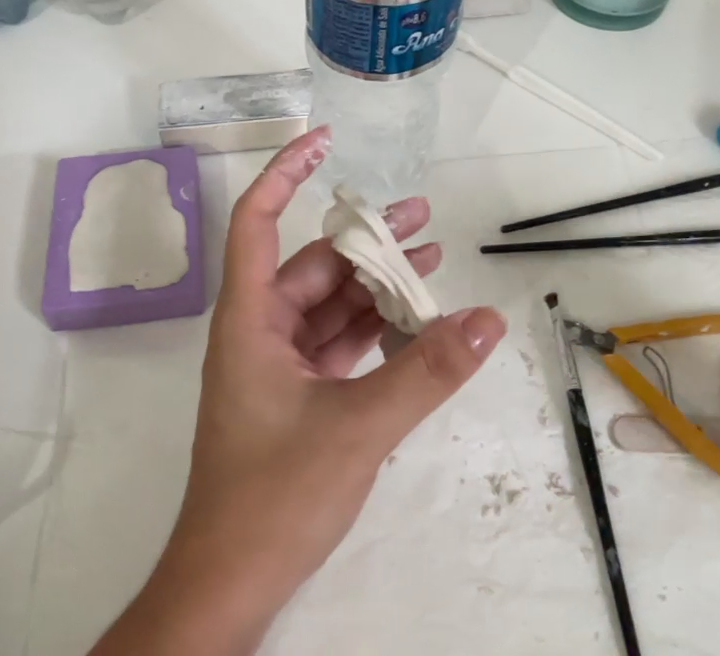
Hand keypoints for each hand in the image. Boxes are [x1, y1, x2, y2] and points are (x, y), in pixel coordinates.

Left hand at [91, 127, 506, 655]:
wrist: (232, 578)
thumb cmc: (275, 493)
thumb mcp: (358, 426)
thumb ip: (425, 371)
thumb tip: (487, 318)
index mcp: (249, 319)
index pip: (257, 223)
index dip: (284, 174)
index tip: (322, 141)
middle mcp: (258, 332)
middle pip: (312, 268)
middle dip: (366, 241)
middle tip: (425, 218)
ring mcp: (277, 368)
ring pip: (330, 309)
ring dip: (376, 287)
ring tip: (434, 260)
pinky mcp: (296, 399)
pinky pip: (338, 348)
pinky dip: (375, 333)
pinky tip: (418, 324)